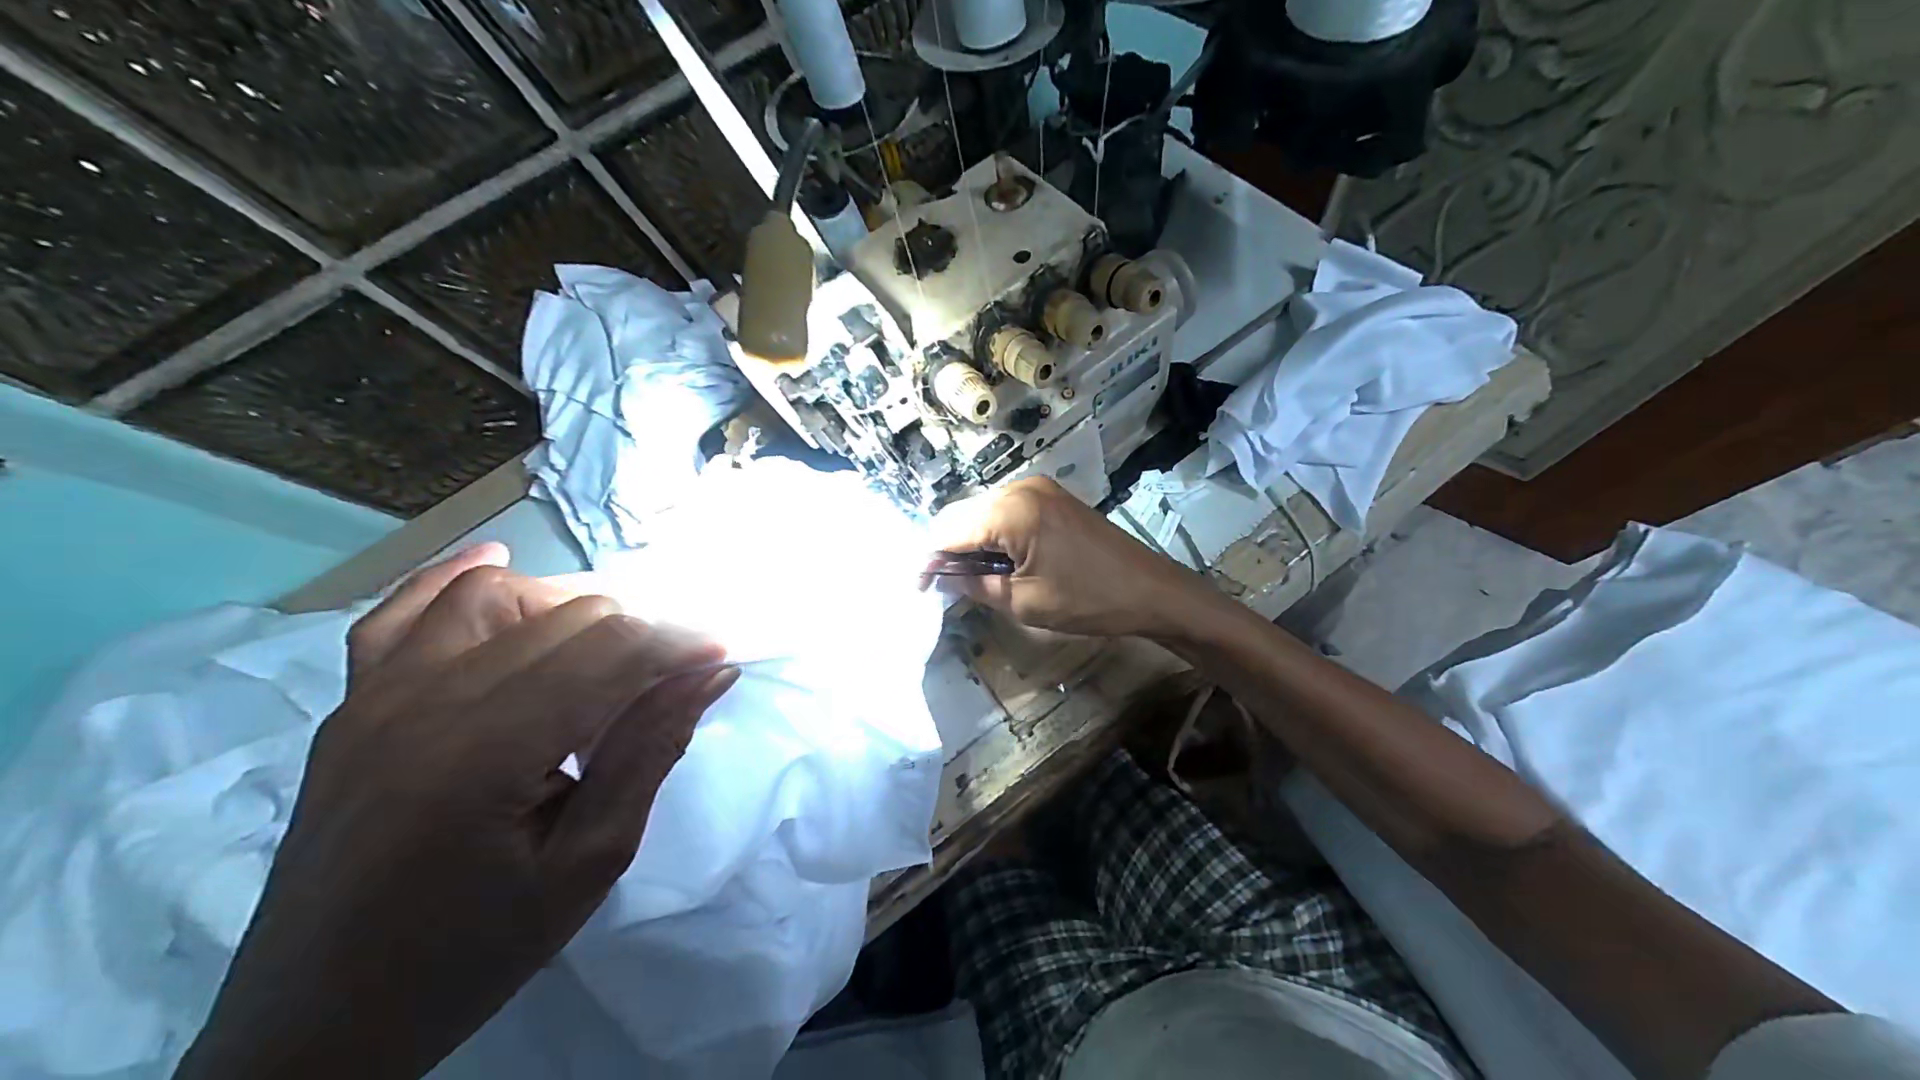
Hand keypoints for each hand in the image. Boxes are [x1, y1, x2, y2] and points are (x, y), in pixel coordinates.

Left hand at [177, 544, 738, 1079]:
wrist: (317, 1024)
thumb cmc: (471, 952)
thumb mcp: (587, 865)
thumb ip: (649, 753)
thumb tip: (710, 674)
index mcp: (486, 751)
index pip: (610, 650)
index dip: (678, 643)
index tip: (720, 659)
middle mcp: (424, 703)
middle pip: (563, 616)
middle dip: (638, 631)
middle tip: (672, 675)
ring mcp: (375, 698)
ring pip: (491, 595)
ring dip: (564, 606)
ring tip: (601, 649)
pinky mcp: (351, 708)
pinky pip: (399, 614)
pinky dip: (455, 581)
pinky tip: (497, 566)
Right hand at [926, 476, 1220, 639]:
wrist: (1152, 590)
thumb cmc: (1088, 600)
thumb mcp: (1023, 601)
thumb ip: (974, 585)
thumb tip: (941, 578)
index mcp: (1010, 511)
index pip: (948, 531)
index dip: (928, 560)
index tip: (919, 588)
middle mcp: (1020, 488)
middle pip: (962, 514)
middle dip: (947, 548)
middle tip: (943, 585)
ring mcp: (1039, 488)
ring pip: (982, 510)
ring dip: (970, 541)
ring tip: (971, 577)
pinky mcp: (1052, 496)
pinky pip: (1007, 510)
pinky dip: (994, 533)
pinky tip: (998, 559)